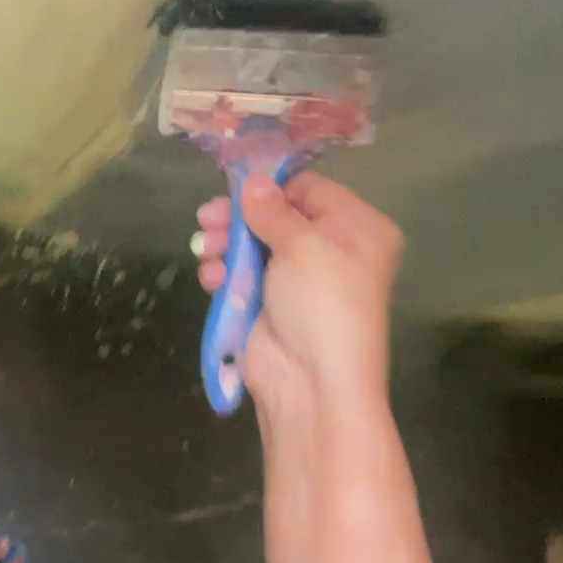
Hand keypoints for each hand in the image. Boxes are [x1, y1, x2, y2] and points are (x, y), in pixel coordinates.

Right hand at [195, 173, 401, 416]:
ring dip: (225, 246)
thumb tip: (252, 182)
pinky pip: (241, 277)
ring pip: (252, 247)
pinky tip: (210, 278)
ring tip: (204, 251)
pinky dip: (223, 273)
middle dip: (238, 219)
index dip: (273, 189)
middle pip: (276, 218)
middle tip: (206, 219)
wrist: (311, 379)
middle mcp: (330, 251)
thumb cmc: (321, 303)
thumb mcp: (302, 246)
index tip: (236, 190)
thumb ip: (272, 211)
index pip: (311, 191)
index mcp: (358, 229)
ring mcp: (296, 281)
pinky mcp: (267, 305)